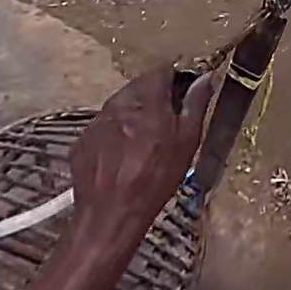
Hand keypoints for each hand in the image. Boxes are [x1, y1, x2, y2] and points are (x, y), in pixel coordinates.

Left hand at [69, 66, 213, 248]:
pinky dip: (114, 133)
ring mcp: (98, 119)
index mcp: (148, 99)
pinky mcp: (83, 138)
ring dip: (133, 115)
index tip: (179, 100)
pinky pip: (104, 125)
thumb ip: (196, 103)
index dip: (174, 83)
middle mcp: (120, 102)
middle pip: (140, 87)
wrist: (111, 217)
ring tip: (141, 145)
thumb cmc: (156, 179)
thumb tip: (207, 76)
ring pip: (121, 105)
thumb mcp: (186, 142)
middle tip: (163, 127)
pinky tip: (121, 156)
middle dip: (153, 99)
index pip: (162, 72)